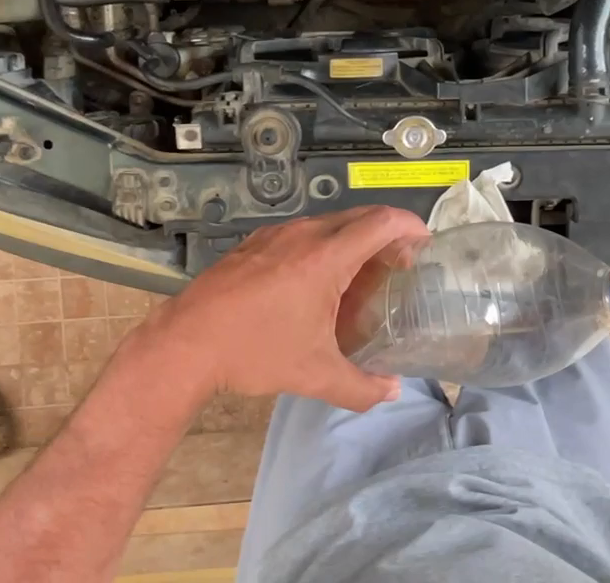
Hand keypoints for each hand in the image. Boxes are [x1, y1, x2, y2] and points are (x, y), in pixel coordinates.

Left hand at [149, 206, 429, 411]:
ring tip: (360, 276)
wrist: (184, 344)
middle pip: (360, 217)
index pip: (382, 221)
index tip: (425, 243)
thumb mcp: (314, 375)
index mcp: (327, 256)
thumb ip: (361, 386)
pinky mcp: (254, 243)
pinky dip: (323, 246)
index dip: (410, 226)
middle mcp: (305, 235)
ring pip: (329, 224)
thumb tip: (393, 392)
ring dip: (353, 240)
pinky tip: (314, 282)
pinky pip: (302, 234)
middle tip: (400, 264)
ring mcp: (276, 235)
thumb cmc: (255, 352)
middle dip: (387, 234)